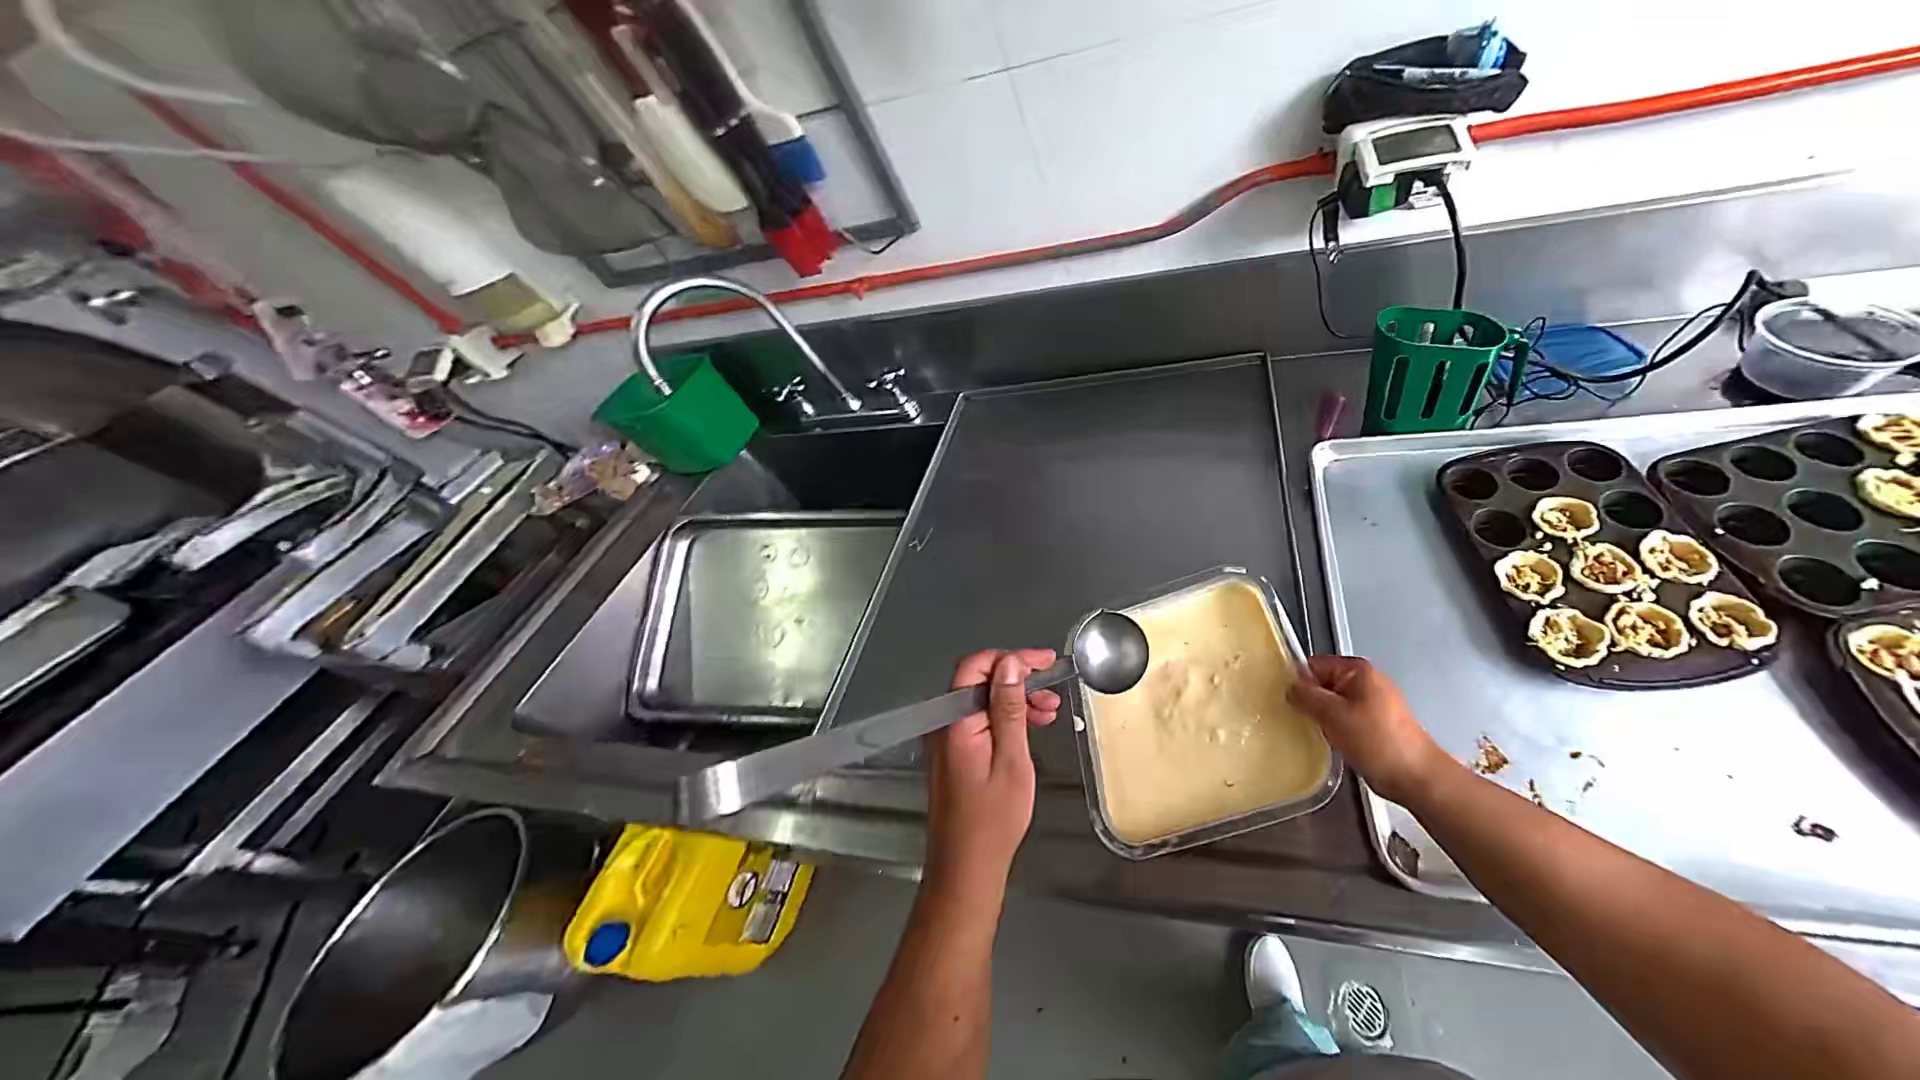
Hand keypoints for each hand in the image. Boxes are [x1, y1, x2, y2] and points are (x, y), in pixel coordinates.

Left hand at [925, 648, 1060, 893]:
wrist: (966, 866)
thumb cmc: (993, 819)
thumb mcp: (1011, 759)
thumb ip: (1008, 708)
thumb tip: (1010, 664)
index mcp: (954, 720)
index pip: (976, 666)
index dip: (1011, 658)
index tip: (1045, 662)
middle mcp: (944, 723)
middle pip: (978, 680)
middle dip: (1017, 678)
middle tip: (1052, 689)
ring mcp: (946, 738)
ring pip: (981, 699)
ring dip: (1014, 699)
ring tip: (1049, 711)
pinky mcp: (953, 752)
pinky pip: (978, 720)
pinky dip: (1004, 717)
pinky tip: (1030, 726)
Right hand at [1288, 655, 1450, 805]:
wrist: (1415, 777)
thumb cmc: (1378, 741)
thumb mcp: (1331, 713)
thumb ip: (1304, 694)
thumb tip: (1291, 687)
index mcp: (1358, 670)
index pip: (1313, 665)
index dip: (1300, 682)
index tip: (1293, 700)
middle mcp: (1366, 682)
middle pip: (1322, 684)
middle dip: (1311, 702)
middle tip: (1308, 720)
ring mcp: (1371, 704)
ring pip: (1331, 704)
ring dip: (1323, 718)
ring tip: (1324, 733)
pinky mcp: (1373, 725)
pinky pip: (1342, 720)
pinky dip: (1335, 729)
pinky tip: (1335, 742)